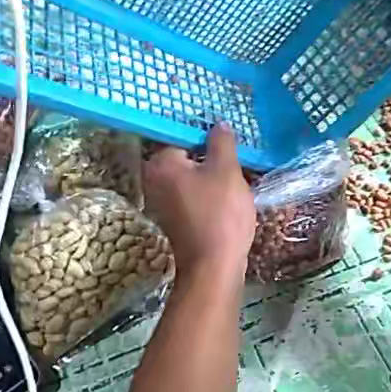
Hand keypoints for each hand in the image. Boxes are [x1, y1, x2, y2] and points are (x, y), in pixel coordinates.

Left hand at [144, 123, 254, 280]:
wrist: (213, 266)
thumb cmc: (220, 213)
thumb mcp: (227, 170)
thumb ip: (222, 142)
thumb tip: (218, 125)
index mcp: (160, 163)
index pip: (182, 136)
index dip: (207, 137)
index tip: (228, 141)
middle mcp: (153, 181)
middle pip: (186, 158)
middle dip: (211, 158)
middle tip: (236, 160)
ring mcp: (161, 203)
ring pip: (191, 179)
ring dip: (212, 177)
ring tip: (238, 178)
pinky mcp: (173, 220)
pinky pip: (192, 197)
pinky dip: (208, 195)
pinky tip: (229, 198)